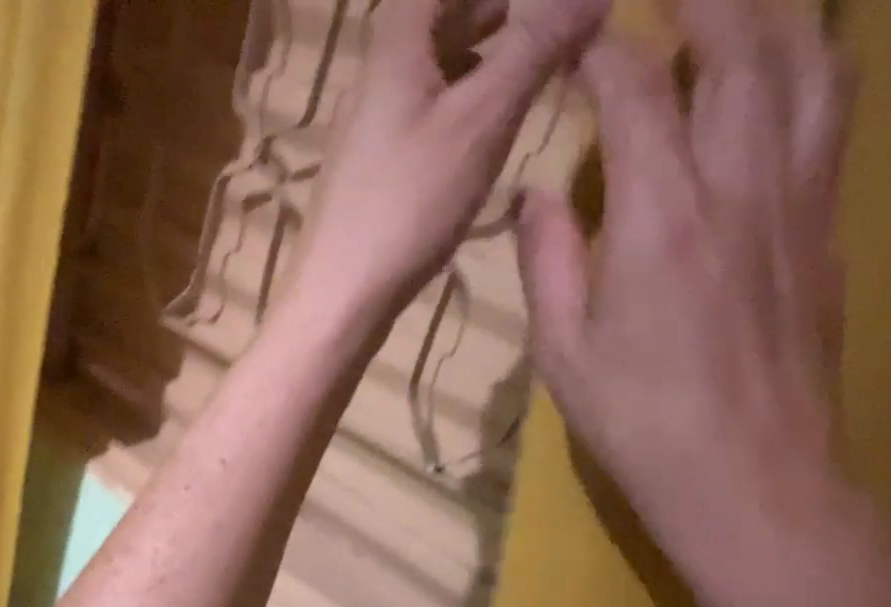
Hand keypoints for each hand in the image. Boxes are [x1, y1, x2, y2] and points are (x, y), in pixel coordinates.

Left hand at [290, 0, 609, 330]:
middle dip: (492, 12)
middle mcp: (371, 78)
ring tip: (529, 69)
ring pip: (428, 71)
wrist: (340, 294)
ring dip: (478, 59)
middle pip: (433, 21)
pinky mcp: (368, 171)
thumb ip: (534, 48)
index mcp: (393, 48)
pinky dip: (457, 104)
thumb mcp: (482, 119)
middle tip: (549, 22)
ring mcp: (365, 128)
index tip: (536, 1)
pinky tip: (484, 132)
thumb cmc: (408, 203)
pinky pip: (419, 114)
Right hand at [515, 0, 858, 574]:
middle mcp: (741, 184)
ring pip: (808, 63)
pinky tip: (784, 60)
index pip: (636, 88)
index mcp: (660, 218)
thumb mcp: (560, 350)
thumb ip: (545, 259)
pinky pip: (833, 112)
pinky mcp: (827, 224)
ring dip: (768, 13)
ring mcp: (799, 198)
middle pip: (741, 45)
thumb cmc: (639, 422)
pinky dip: (810, 62)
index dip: (600, 45)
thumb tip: (534, 191)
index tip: (570, 31)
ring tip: (727, 3)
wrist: (752, 478)